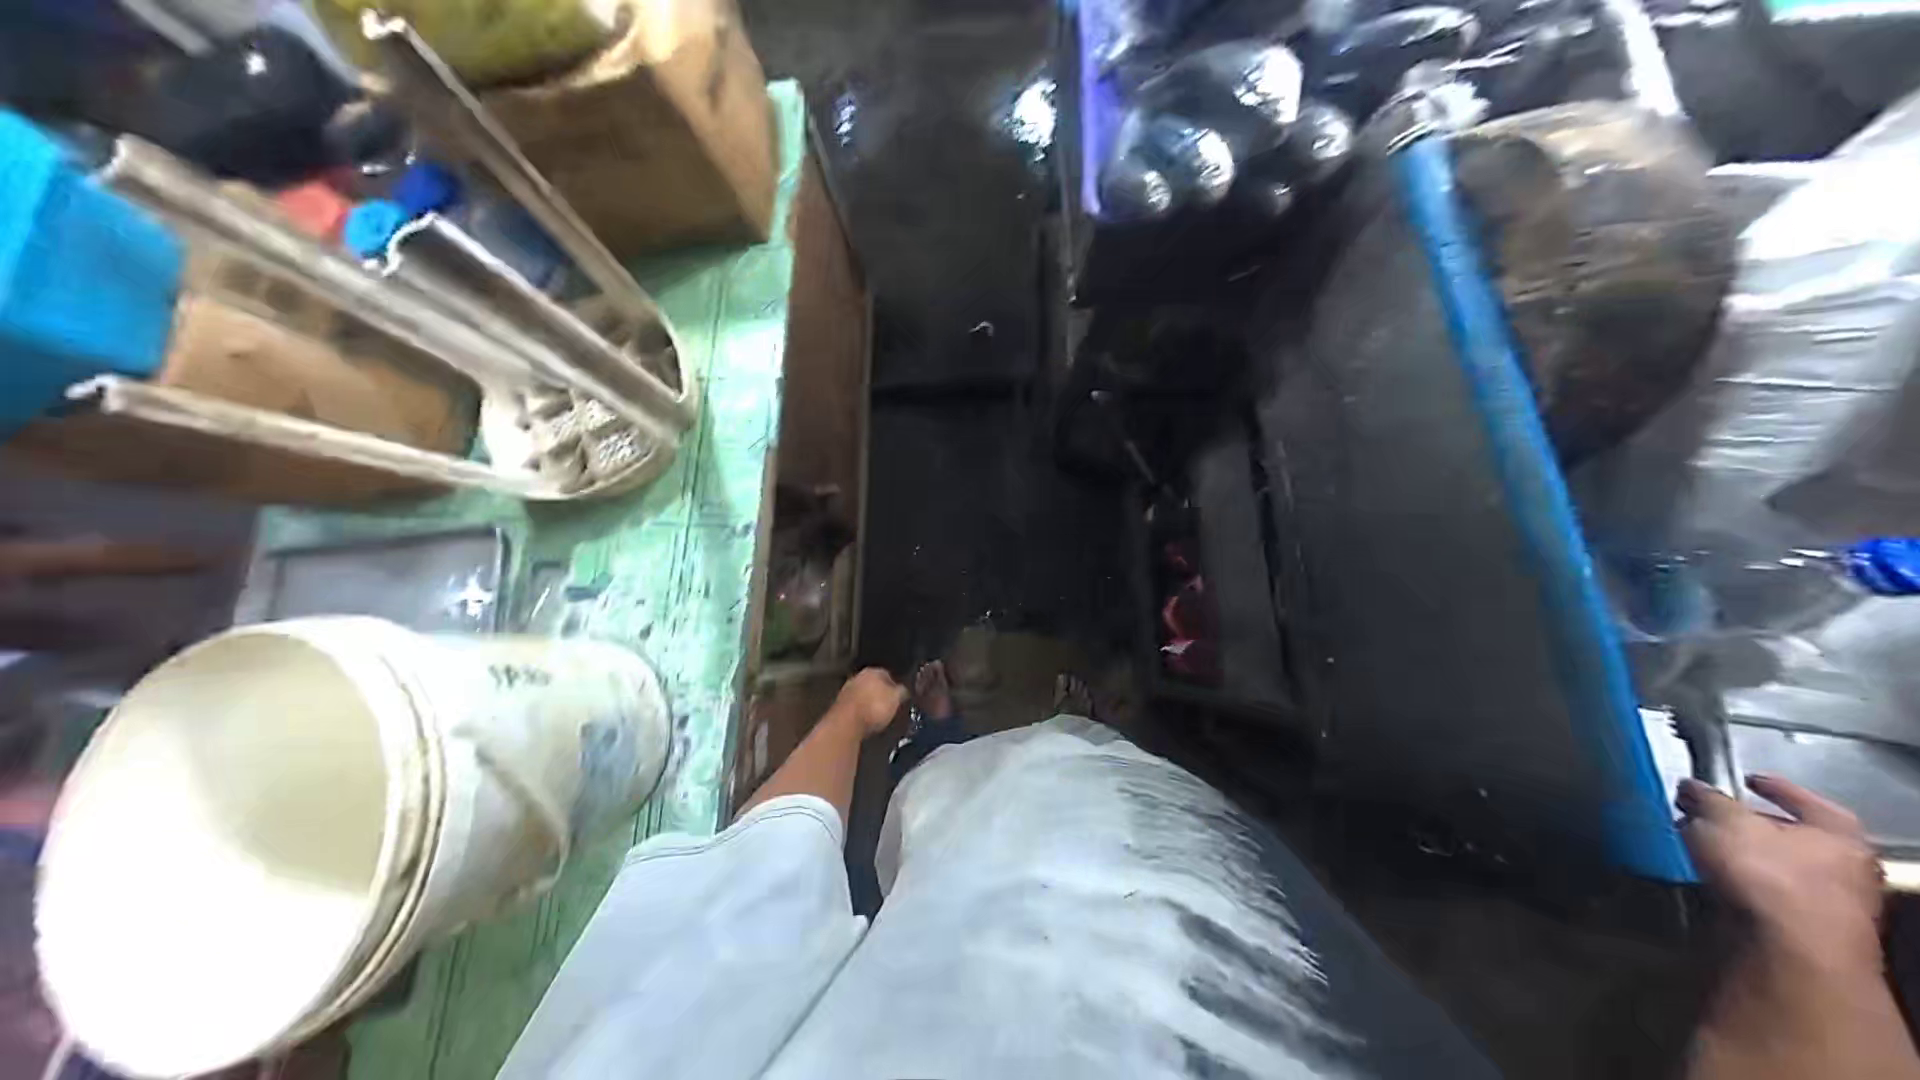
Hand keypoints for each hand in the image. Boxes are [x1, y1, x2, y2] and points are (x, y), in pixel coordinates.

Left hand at [830, 668, 906, 736]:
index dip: (896, 686)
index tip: (900, 698)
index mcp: (873, 671)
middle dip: (880, 694)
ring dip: (869, 703)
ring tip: (878, 717)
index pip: (888, 674)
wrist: (846, 724)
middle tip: (889, 707)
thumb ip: (902, 692)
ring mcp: (846, 691)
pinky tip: (865, 721)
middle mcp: (858, 676)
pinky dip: (860, 713)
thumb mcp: (897, 699)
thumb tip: (904, 690)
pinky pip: (855, 707)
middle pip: (873, 684)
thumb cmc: (874, 707)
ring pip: (863, 695)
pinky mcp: (838, 706)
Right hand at [1680, 774, 1884, 975]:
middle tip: (1707, 811)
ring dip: (1738, 852)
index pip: (1809, 800)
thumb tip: (1694, 787)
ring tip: (1697, 842)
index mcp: (1840, 836)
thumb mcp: (1723, 820)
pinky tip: (1708, 873)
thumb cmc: (1767, 874)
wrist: (1789, 949)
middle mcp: (1846, 868)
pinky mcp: (1803, 925)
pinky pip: (1763, 889)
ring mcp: (1829, 902)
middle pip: (1790, 834)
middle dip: (1747, 822)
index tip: (1747, 780)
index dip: (1775, 787)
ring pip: (1774, 863)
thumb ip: (1707, 798)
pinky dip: (1737, 878)